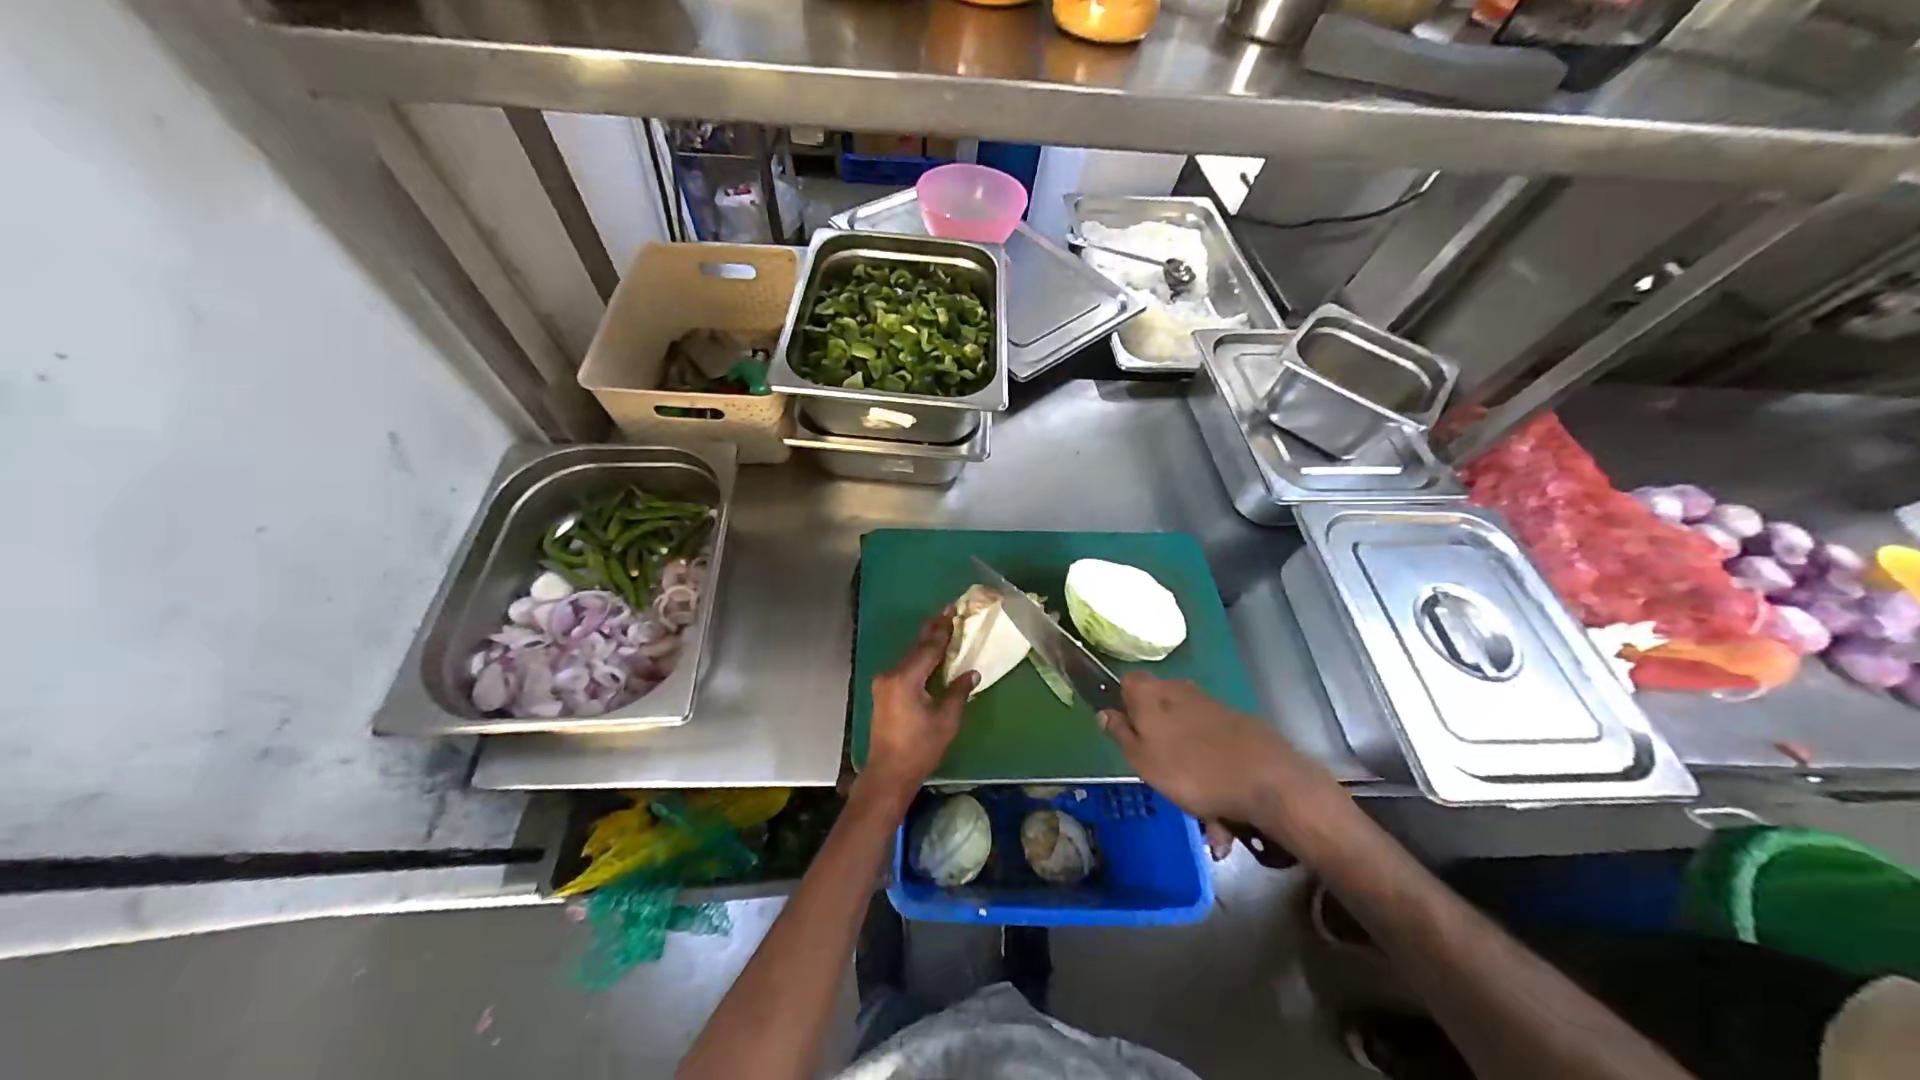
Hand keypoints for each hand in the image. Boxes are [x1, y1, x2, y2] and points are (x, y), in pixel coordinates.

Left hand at [863, 609, 977, 800]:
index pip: (929, 647)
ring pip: (909, 657)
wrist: (888, 773)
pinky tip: (930, 655)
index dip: (943, 629)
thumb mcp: (946, 720)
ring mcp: (884, 683)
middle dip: (933, 630)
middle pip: (916, 647)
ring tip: (943, 628)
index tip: (953, 610)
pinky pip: (905, 668)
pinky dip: (919, 659)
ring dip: (926, 644)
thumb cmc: (920, 748)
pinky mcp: (884, 692)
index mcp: (906, 679)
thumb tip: (972, 673)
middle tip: (949, 611)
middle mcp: (891, 675)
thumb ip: (958, 692)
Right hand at [1100, 672, 1347, 833]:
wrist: (1265, 780)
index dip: (1123, 705)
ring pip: (1188, 739)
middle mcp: (1180, 691)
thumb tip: (1105, 712)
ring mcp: (1211, 707)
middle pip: (1159, 712)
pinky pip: (1214, 751)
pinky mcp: (1237, 726)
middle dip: (1159, 745)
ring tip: (1202, 816)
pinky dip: (1214, 777)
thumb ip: (1121, 733)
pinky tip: (1224, 815)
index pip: (1127, 682)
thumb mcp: (1142, 759)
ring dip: (1190, 773)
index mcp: (1151, 693)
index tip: (1125, 733)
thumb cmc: (1190, 770)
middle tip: (1161, 780)